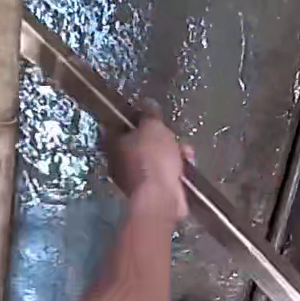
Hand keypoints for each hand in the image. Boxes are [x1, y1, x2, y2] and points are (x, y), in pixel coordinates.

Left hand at [106, 105, 192, 224]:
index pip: (122, 124)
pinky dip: (176, 168)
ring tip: (185, 153)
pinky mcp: (152, 190)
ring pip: (157, 157)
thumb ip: (150, 114)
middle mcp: (120, 161)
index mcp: (114, 143)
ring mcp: (135, 177)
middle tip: (172, 137)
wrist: (162, 197)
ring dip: (173, 153)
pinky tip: (186, 166)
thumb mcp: (153, 128)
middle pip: (142, 141)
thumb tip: (147, 103)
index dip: (139, 119)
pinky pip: (165, 172)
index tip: (154, 118)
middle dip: (162, 138)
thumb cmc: (153, 159)